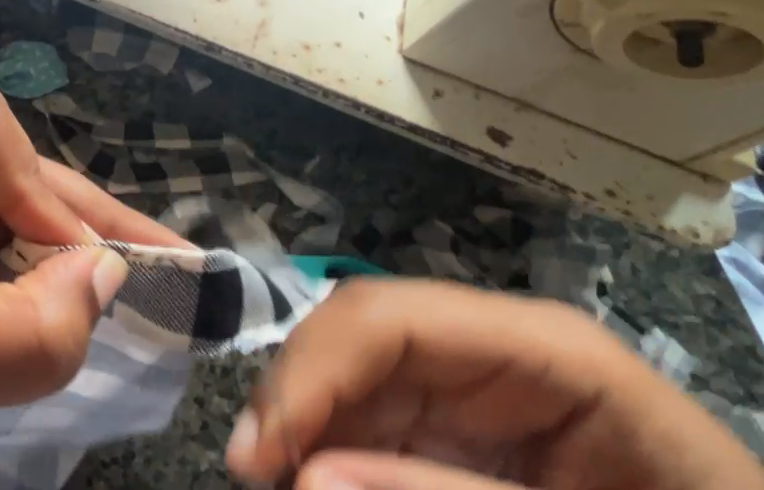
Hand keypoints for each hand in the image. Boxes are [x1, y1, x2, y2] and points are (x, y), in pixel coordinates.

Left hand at [0, 84, 186, 488]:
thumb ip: (17, 331)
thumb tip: (107, 278)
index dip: (33, 184)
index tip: (75, 265)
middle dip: (71, 223)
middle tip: (169, 274)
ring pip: (2, 210)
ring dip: (62, 256)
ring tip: (143, 295)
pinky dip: (31, 283)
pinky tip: (75, 312)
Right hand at [226, 279, 763, 489]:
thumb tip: (302, 478)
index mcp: (539, 347)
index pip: (384, 317)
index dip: (309, 370)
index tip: (261, 449)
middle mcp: (491, 348)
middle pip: (356, 343)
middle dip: (298, 400)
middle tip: (252, 468)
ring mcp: (476, 386)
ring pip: (354, 381)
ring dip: (307, 427)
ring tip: (273, 473)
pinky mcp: (465, 427)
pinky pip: (377, 422)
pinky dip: (336, 450)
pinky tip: (314, 472)